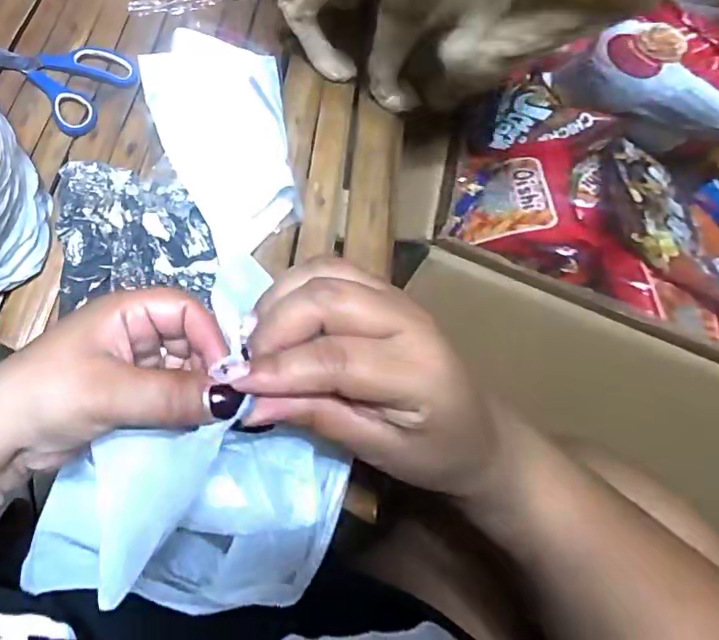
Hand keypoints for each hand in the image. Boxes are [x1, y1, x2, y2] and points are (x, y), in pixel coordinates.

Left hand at [0, 289, 230, 473]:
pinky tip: (193, 431)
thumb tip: (232, 398)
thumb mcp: (112, 392)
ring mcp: (130, 364)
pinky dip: (180, 411)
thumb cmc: (51, 394)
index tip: (227, 379)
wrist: (0, 437)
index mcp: (127, 310)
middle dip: (207, 369)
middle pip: (187, 340)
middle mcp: (133, 331)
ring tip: (212, 424)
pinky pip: (166, 396)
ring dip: (195, 394)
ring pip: (180, 371)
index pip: (185, 309)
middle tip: (226, 408)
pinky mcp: (127, 396)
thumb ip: (171, 395)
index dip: (210, 337)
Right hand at [232, 258, 515, 501]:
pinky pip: (327, 267)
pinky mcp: (379, 283)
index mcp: (417, 370)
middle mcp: (407, 318)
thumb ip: (317, 418)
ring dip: (279, 299)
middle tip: (247, 361)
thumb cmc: (434, 452)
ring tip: (257, 337)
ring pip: (322, 272)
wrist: (480, 429)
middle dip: (275, 326)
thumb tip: (252, 402)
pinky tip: (278, 313)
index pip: (336, 358)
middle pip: (326, 299)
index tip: (238, 382)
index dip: (282, 368)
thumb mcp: (380, 451)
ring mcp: (393, 292)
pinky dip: (293, 284)